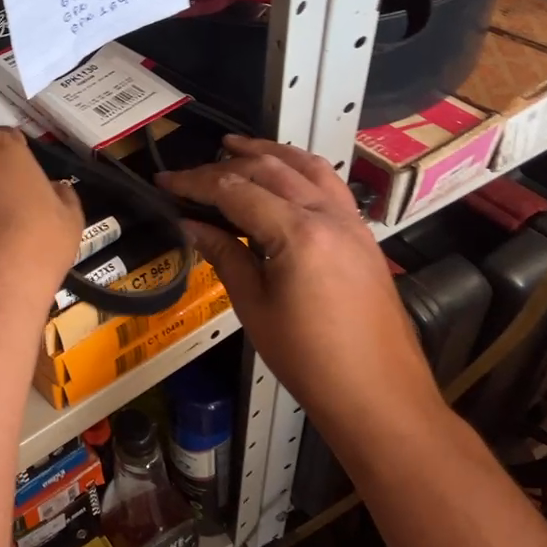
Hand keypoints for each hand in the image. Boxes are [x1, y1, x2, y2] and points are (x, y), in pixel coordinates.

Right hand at [156, 136, 438, 426]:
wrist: (382, 400)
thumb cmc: (310, 360)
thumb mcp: (254, 306)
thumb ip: (224, 254)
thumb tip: (191, 225)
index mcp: (298, 234)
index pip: (235, 190)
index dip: (194, 182)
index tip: (163, 182)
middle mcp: (329, 217)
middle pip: (268, 170)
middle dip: (223, 165)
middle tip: (188, 173)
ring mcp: (352, 225)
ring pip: (306, 166)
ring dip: (267, 152)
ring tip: (235, 146)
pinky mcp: (364, 237)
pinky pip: (330, 184)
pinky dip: (300, 168)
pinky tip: (282, 174)